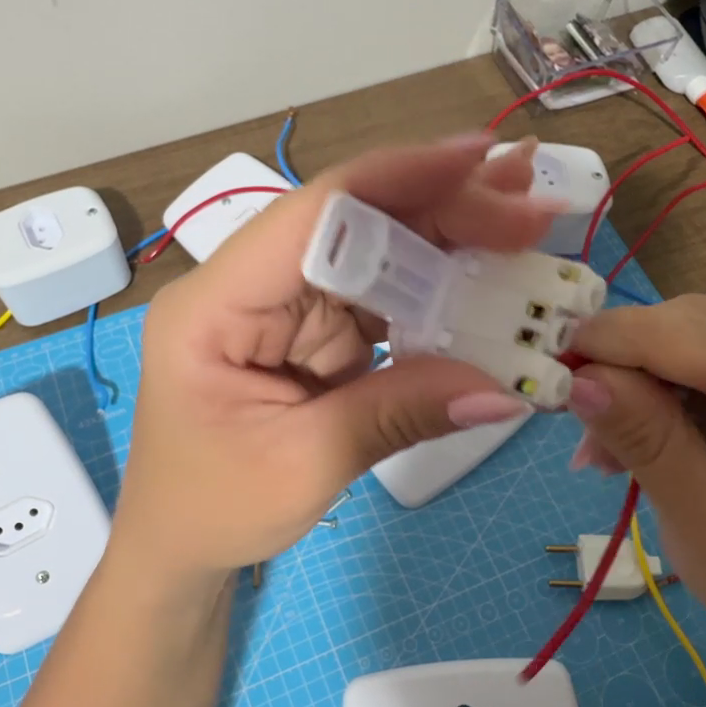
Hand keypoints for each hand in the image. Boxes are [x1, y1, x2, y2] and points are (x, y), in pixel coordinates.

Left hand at [112, 134, 561, 576]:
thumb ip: (398, 414)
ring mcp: (279, 307)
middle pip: (349, 224)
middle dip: (439, 205)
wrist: (179, 546)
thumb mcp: (305, 466)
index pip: (310, 218)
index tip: (479, 160)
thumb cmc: (215, 509)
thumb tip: (504, 389)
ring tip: (523, 222)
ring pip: (371, 255)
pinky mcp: (307, 332)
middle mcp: (245, 287)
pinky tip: (485, 278)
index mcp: (214, 306)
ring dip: (446, 240)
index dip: (397, 179)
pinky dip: (432, 292)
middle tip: (527, 198)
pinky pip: (378, 299)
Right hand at [564, 295, 705, 662]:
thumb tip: (581, 379)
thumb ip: (651, 444)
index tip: (557, 354)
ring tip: (602, 438)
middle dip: (631, 358)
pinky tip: (633, 427)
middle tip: (572, 404)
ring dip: (639, 372)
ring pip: (705, 333)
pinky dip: (660, 383)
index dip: (633, 339)